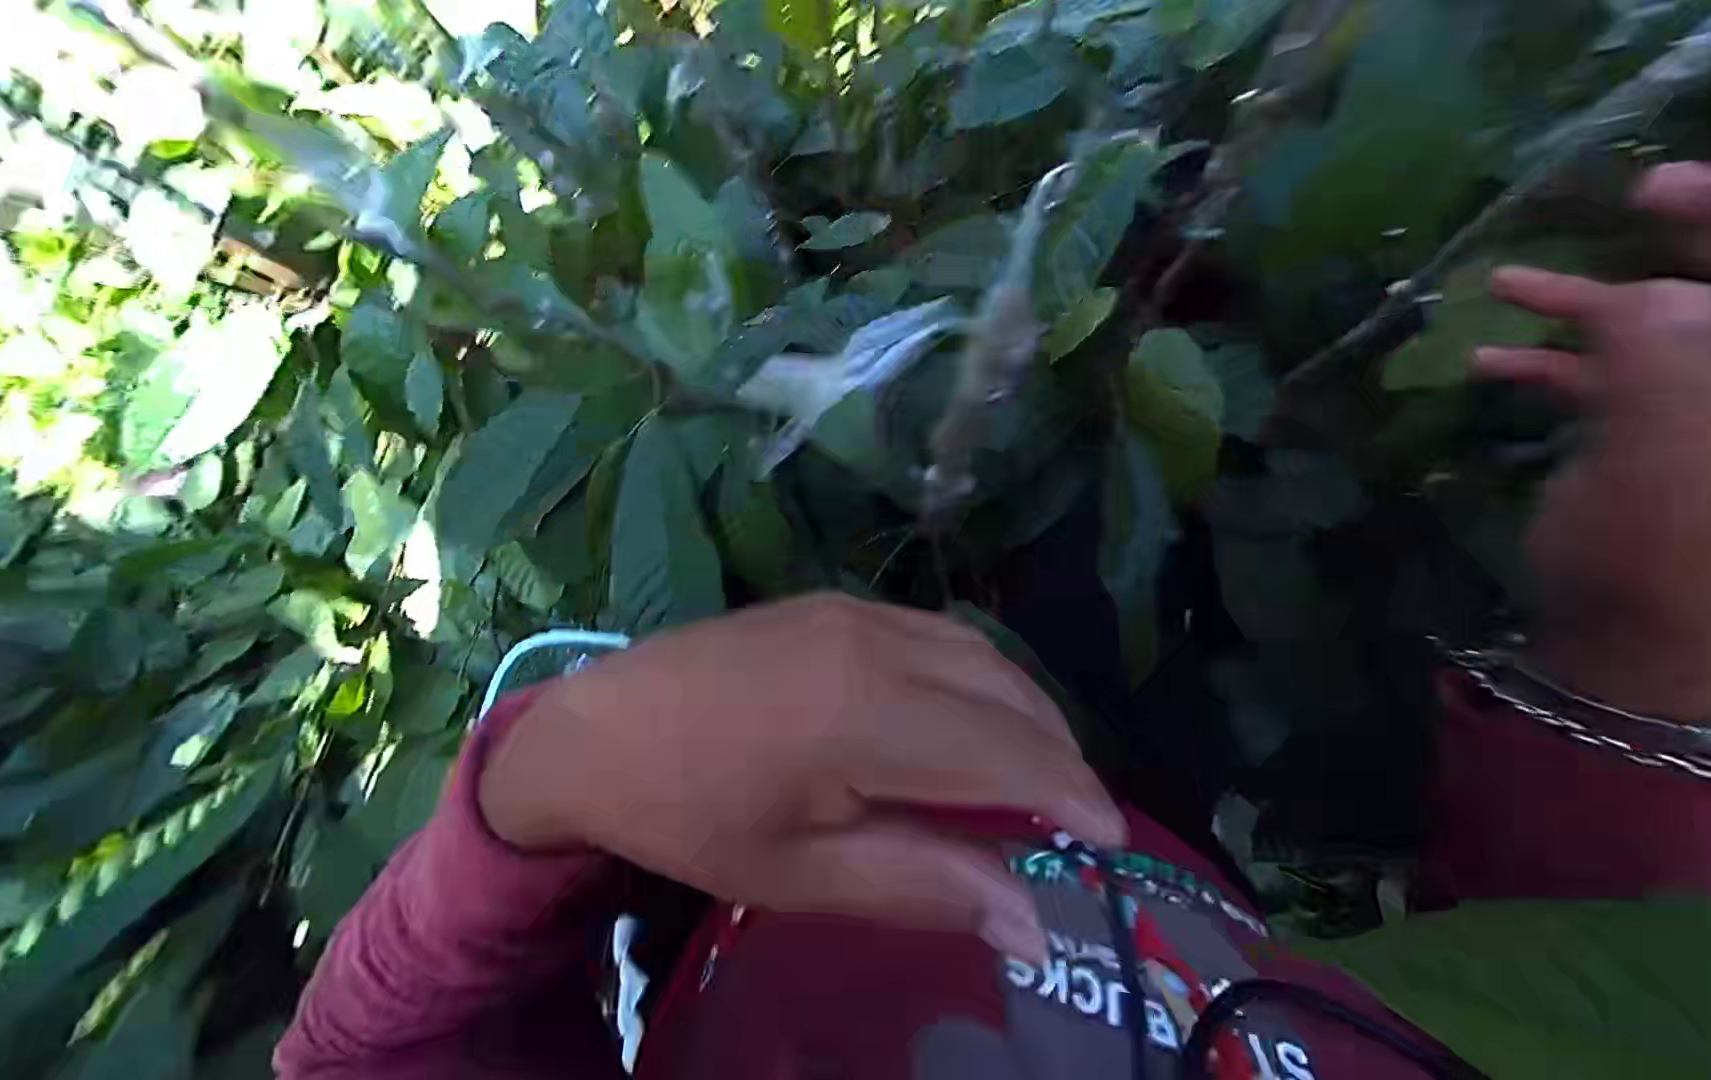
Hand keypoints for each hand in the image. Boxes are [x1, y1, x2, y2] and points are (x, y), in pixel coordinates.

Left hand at [477, 593, 1124, 960]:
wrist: (599, 726)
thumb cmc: (691, 812)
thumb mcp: (799, 873)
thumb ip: (922, 883)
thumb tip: (1030, 919)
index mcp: (866, 716)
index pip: (1007, 750)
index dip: (1072, 793)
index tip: (1111, 839)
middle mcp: (875, 644)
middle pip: (1004, 690)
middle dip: (1056, 750)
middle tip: (1071, 813)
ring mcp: (854, 611)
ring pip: (977, 651)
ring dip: (1021, 704)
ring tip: (1031, 765)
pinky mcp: (834, 602)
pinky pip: (934, 631)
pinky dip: (975, 671)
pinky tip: (965, 710)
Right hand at [1479, 156, 1710, 724]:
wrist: (1629, 639)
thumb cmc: (1668, 562)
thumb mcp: (1665, 466)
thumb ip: (1665, 369)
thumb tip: (1650, 291)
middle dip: (1710, 231)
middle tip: (1650, 188)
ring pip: (1672, 328)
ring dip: (1594, 300)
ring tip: (1512, 279)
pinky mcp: (1652, 434)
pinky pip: (1609, 380)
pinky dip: (1552, 367)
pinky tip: (1489, 361)